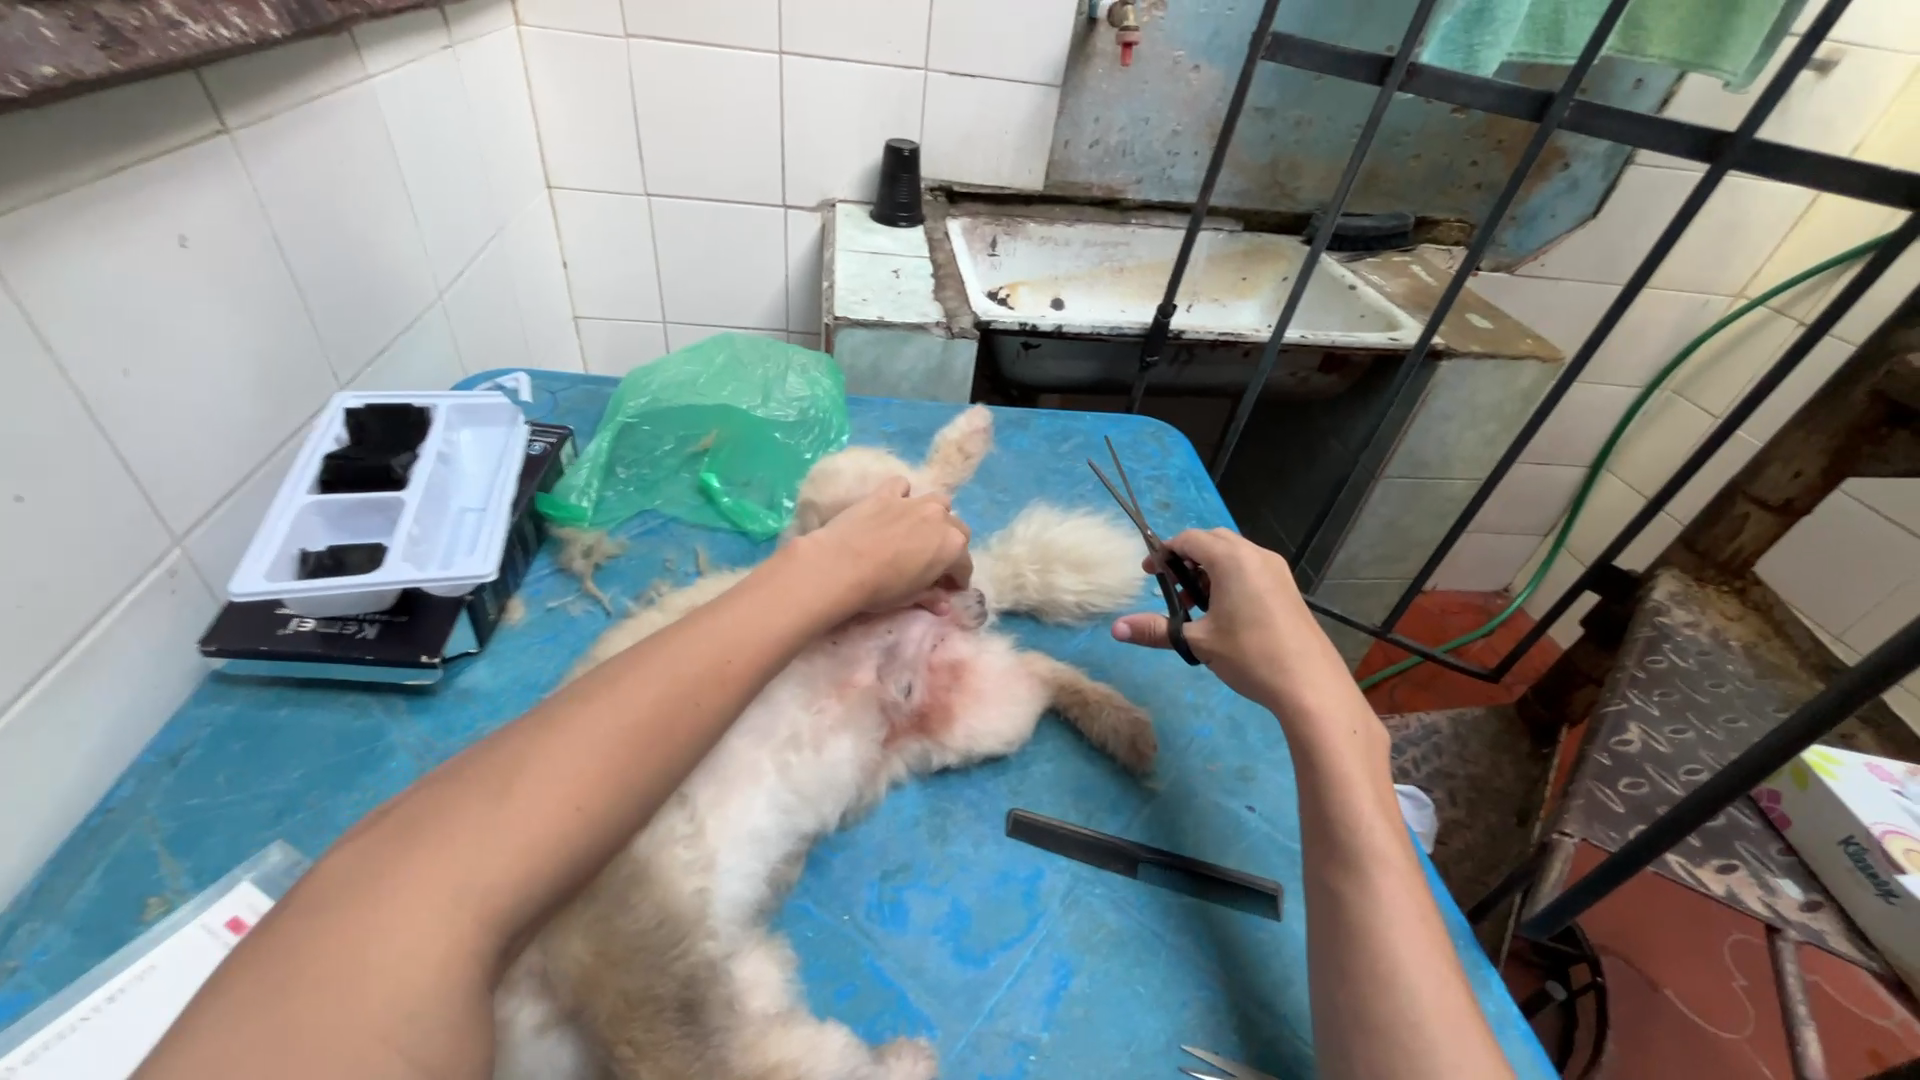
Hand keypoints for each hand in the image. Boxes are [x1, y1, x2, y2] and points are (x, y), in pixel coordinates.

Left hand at [792, 477, 971, 614]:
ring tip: (921, 531)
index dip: (958, 579)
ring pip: (938, 502)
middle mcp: (940, 519)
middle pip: (958, 530)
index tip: (949, 589)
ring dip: (936, 516)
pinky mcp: (887, 493)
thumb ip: (931, 597)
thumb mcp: (909, 598)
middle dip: (952, 546)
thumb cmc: (881, 588)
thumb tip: (944, 605)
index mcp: (952, 547)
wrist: (841, 565)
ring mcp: (914, 502)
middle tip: (936, 562)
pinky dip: (903, 494)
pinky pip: (902, 486)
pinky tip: (894, 506)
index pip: (964, 566)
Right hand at [1110, 528, 1351, 716]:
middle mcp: (1255, 555)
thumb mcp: (1198, 642)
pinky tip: (1223, 613)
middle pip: (1211, 541)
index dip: (1164, 553)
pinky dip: (1229, 578)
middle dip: (1186, 560)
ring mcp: (1275, 570)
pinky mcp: (1286, 587)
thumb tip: (1116, 629)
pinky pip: (1250, 568)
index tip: (1148, 575)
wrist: (1310, 684)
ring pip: (1233, 554)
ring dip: (1207, 570)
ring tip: (1195, 606)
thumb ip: (1155, 630)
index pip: (1189, 539)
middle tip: (1171, 589)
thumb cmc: (1250, 656)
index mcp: (1232, 560)